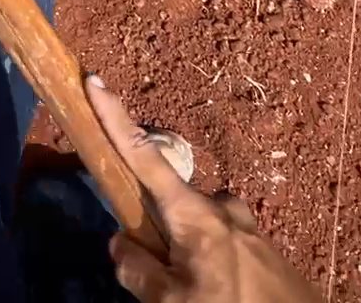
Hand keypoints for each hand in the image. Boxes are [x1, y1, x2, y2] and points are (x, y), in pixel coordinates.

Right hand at [87, 76, 318, 302]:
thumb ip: (139, 271)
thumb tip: (121, 242)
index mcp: (194, 212)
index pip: (143, 155)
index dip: (115, 118)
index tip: (95, 79)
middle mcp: (220, 204)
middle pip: (170, 205)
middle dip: (159, 232)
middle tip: (168, 280)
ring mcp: (247, 222)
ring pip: (198, 229)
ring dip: (190, 254)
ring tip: (204, 294)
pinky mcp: (265, 244)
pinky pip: (224, 244)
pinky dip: (214, 265)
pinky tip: (226, 296)